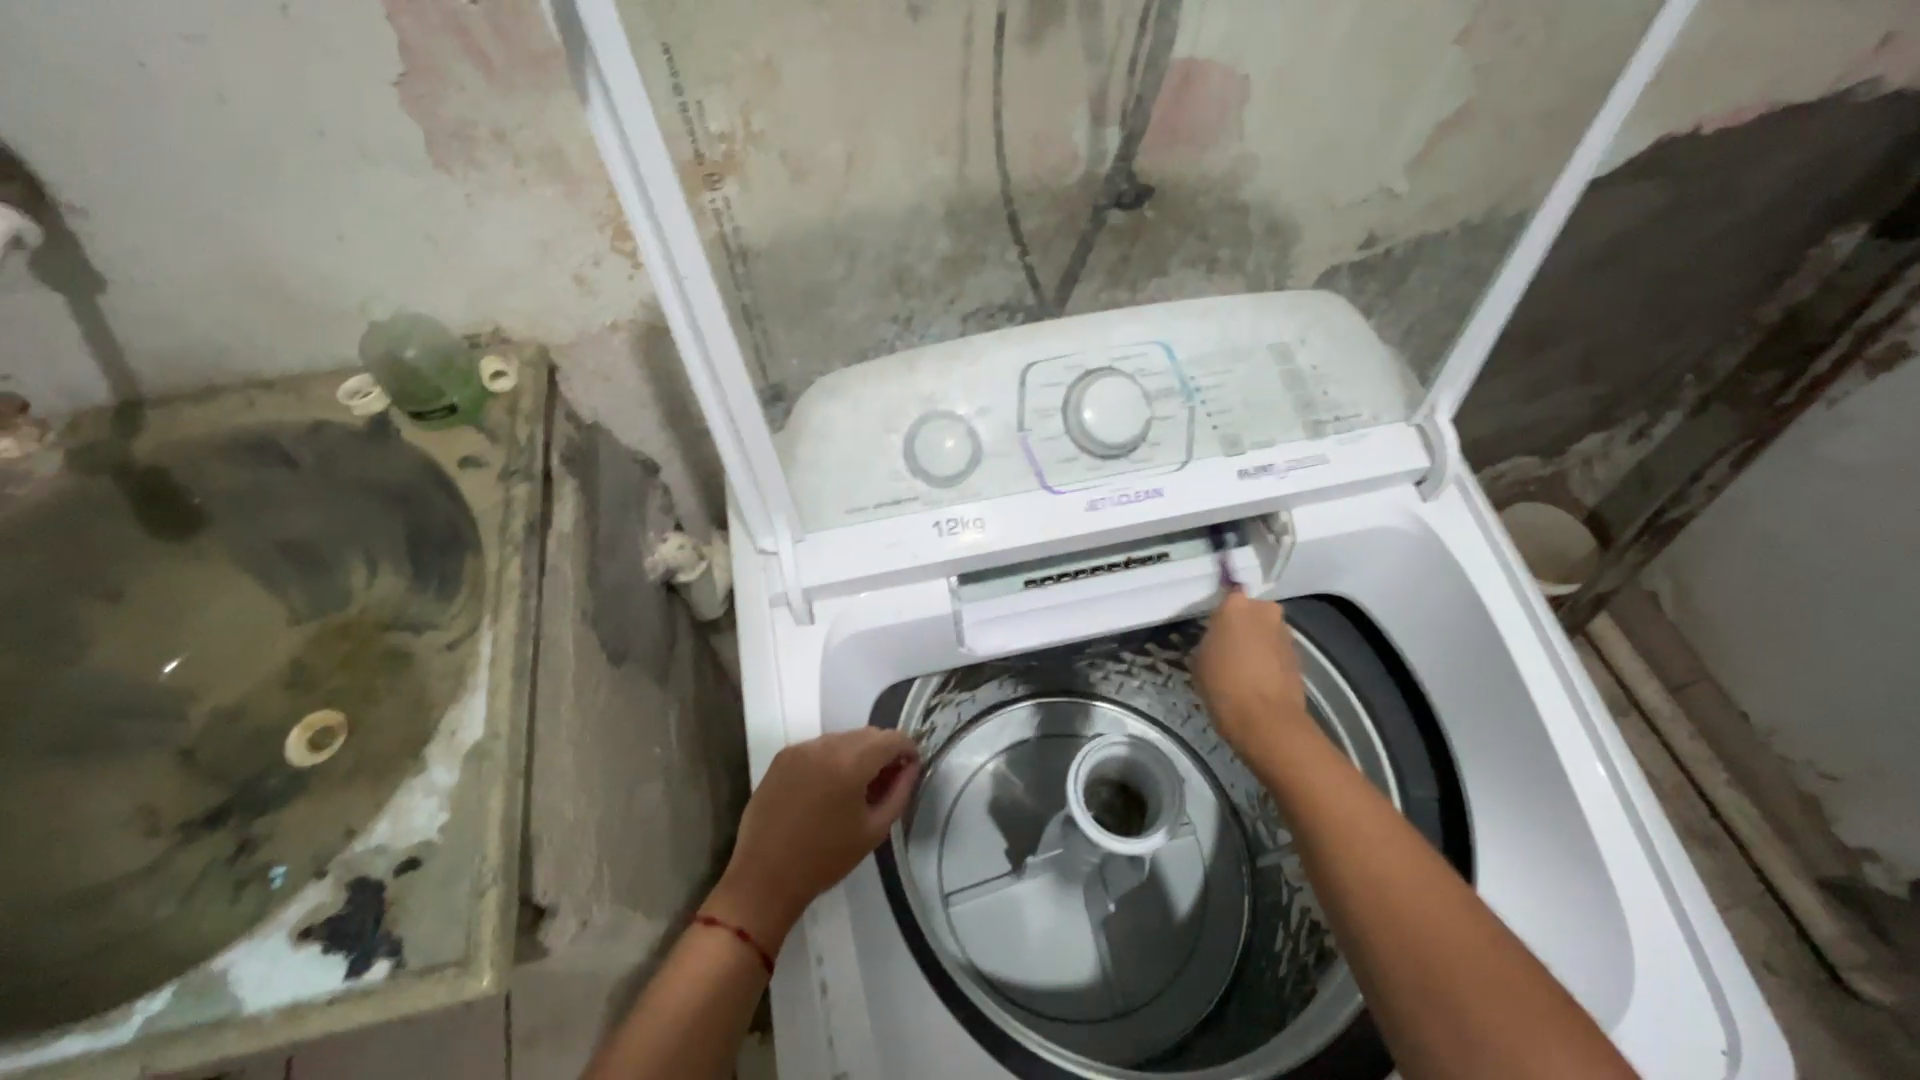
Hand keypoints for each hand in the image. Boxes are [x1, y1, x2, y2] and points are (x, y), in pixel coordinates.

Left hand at [705, 729, 921, 950]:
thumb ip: (899, 793)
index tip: (910, 770)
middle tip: (885, 782)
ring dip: (857, 754)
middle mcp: (825, 746)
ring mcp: (800, 749)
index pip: (892, 738)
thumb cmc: (825, 859)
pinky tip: (828, 789)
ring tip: (855, 788)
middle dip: (883, 751)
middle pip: (867, 734)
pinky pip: (818, 748)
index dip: (908, 750)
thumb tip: (911, 768)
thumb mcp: (873, 830)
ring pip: (842, 738)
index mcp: (850, 763)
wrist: (765, 876)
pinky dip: (832, 759)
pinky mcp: (782, 757)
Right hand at [1191, 589, 1312, 761]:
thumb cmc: (1222, 684)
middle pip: (1252, 612)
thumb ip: (1210, 640)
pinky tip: (1258, 680)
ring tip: (1243, 667)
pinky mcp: (1299, 656)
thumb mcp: (1199, 660)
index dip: (1221, 614)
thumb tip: (1218, 641)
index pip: (1228, 596)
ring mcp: (1286, 634)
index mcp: (1236, 606)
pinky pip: (1278, 651)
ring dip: (1258, 643)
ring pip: (1267, 632)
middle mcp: (1266, 612)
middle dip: (1243, 626)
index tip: (1213, 629)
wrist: (1265, 720)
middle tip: (1228, 647)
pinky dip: (1270, 660)